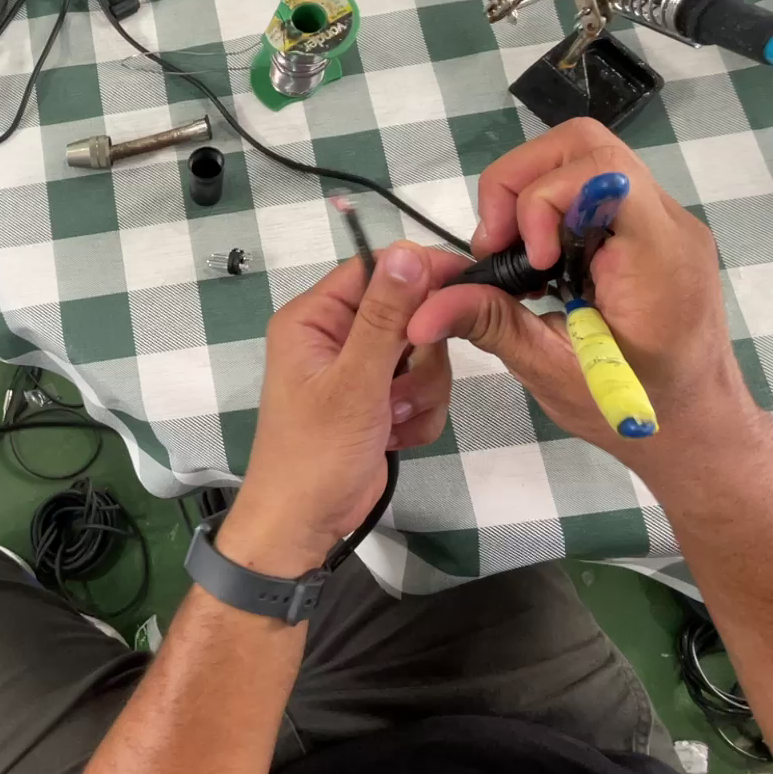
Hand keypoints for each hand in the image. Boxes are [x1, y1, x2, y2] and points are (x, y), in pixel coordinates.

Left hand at [224, 241, 466, 573]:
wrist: (306, 521)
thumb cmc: (317, 451)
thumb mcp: (355, 381)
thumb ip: (384, 317)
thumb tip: (406, 252)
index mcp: (313, 318)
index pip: (374, 269)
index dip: (420, 275)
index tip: (466, 287)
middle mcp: (334, 336)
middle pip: (407, 312)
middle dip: (420, 355)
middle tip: (403, 387)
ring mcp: (358, 369)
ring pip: (422, 354)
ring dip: (420, 392)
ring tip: (391, 419)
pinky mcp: (377, 399)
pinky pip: (421, 389)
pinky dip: (417, 415)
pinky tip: (393, 437)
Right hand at [406, 119, 772, 484]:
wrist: (698, 428)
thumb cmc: (635, 410)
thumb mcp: (552, 372)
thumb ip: (490, 326)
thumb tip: (421, 310)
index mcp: (655, 254)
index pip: (598, 169)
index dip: (539, 201)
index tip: (526, 262)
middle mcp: (665, 222)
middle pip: (583, 143)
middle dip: (517, 183)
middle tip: (496, 246)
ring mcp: (657, 222)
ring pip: (581, 158)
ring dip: (524, 196)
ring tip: (508, 257)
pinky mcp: (643, 232)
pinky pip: (586, 190)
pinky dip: (542, 213)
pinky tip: (534, 265)